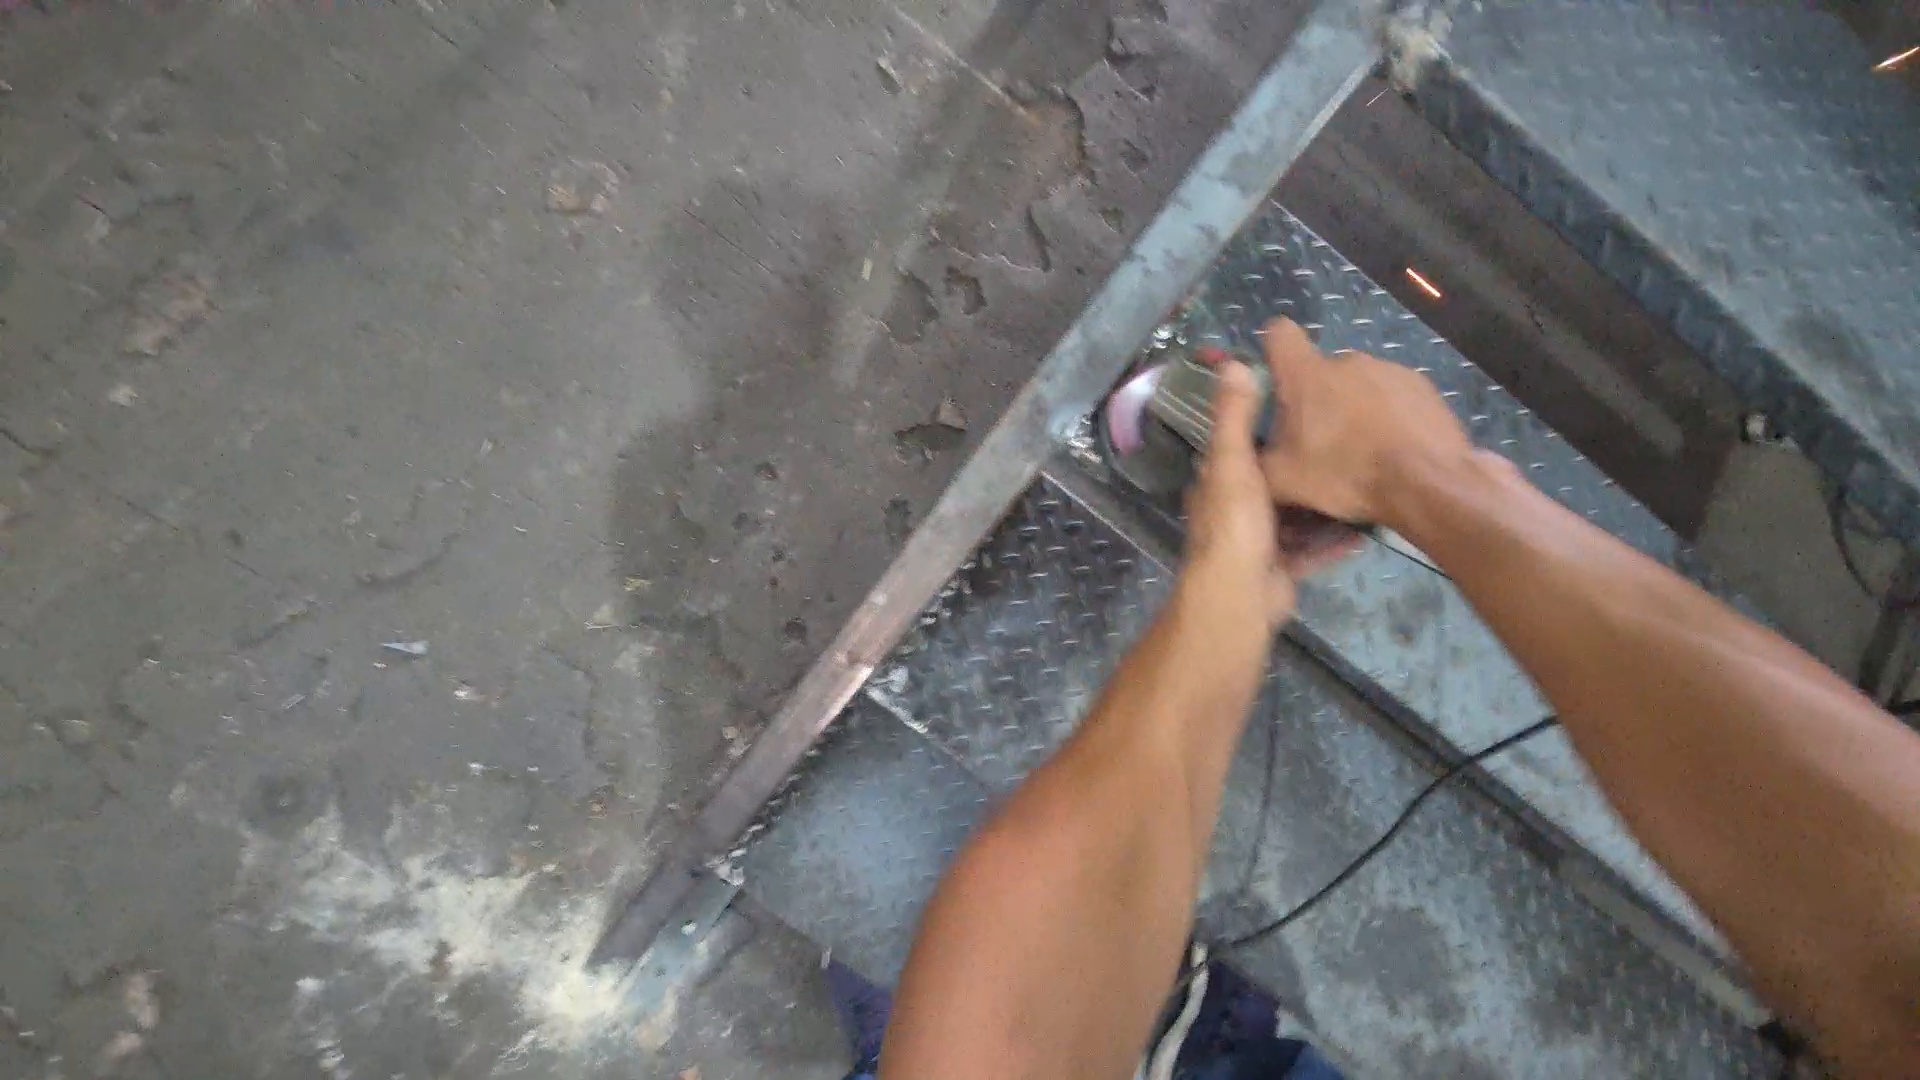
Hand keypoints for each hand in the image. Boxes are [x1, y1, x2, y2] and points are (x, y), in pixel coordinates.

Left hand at [1183, 360, 1359, 627]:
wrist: (1240, 594)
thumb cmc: (1236, 523)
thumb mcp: (1235, 461)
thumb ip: (1235, 416)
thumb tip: (1232, 364)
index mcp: (1217, 486)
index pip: (1240, 453)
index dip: (1267, 437)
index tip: (1303, 420)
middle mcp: (1233, 514)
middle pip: (1275, 489)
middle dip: (1307, 477)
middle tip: (1347, 457)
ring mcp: (1256, 546)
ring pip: (1296, 521)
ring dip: (1325, 511)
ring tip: (1362, 492)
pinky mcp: (1279, 571)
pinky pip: (1311, 552)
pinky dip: (1332, 543)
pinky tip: (1362, 532)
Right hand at [1254, 318, 1473, 529]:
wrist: (1425, 482)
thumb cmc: (1344, 474)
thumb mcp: (1281, 480)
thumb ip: (1254, 457)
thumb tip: (1240, 452)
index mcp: (1305, 375)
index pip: (1279, 334)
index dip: (1272, 349)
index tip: (1275, 377)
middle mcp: (1346, 361)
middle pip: (1319, 370)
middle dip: (1315, 398)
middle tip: (1317, 441)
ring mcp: (1388, 369)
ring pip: (1356, 385)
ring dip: (1351, 408)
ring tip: (1360, 450)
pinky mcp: (1421, 385)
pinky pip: (1390, 395)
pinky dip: (1385, 415)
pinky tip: (1390, 448)